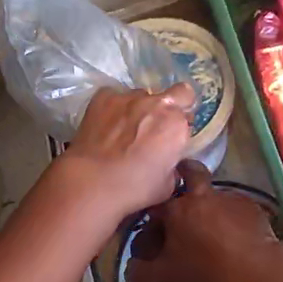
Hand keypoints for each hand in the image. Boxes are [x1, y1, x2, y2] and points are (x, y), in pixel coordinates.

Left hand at [49, 84, 195, 218]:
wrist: (93, 182)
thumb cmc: (135, 188)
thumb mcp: (168, 183)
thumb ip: (172, 162)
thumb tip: (166, 159)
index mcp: (177, 124)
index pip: (189, 105)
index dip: (182, 117)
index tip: (174, 130)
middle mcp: (156, 103)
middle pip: (172, 92)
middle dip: (167, 106)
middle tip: (155, 126)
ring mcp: (128, 97)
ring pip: (140, 96)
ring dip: (138, 109)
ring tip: (123, 130)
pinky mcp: (103, 97)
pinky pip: (114, 97)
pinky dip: (114, 108)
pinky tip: (106, 126)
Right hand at [125, 161, 282, 281]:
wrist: (258, 273)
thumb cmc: (206, 273)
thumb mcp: (164, 279)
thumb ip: (140, 272)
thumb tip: (129, 268)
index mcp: (177, 208)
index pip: (155, 202)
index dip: (151, 213)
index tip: (151, 224)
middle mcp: (202, 195)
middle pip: (190, 171)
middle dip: (183, 172)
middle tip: (181, 183)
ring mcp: (230, 198)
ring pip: (214, 192)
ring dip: (209, 203)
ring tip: (211, 227)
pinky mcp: (253, 207)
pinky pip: (235, 207)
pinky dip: (230, 217)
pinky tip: (233, 236)